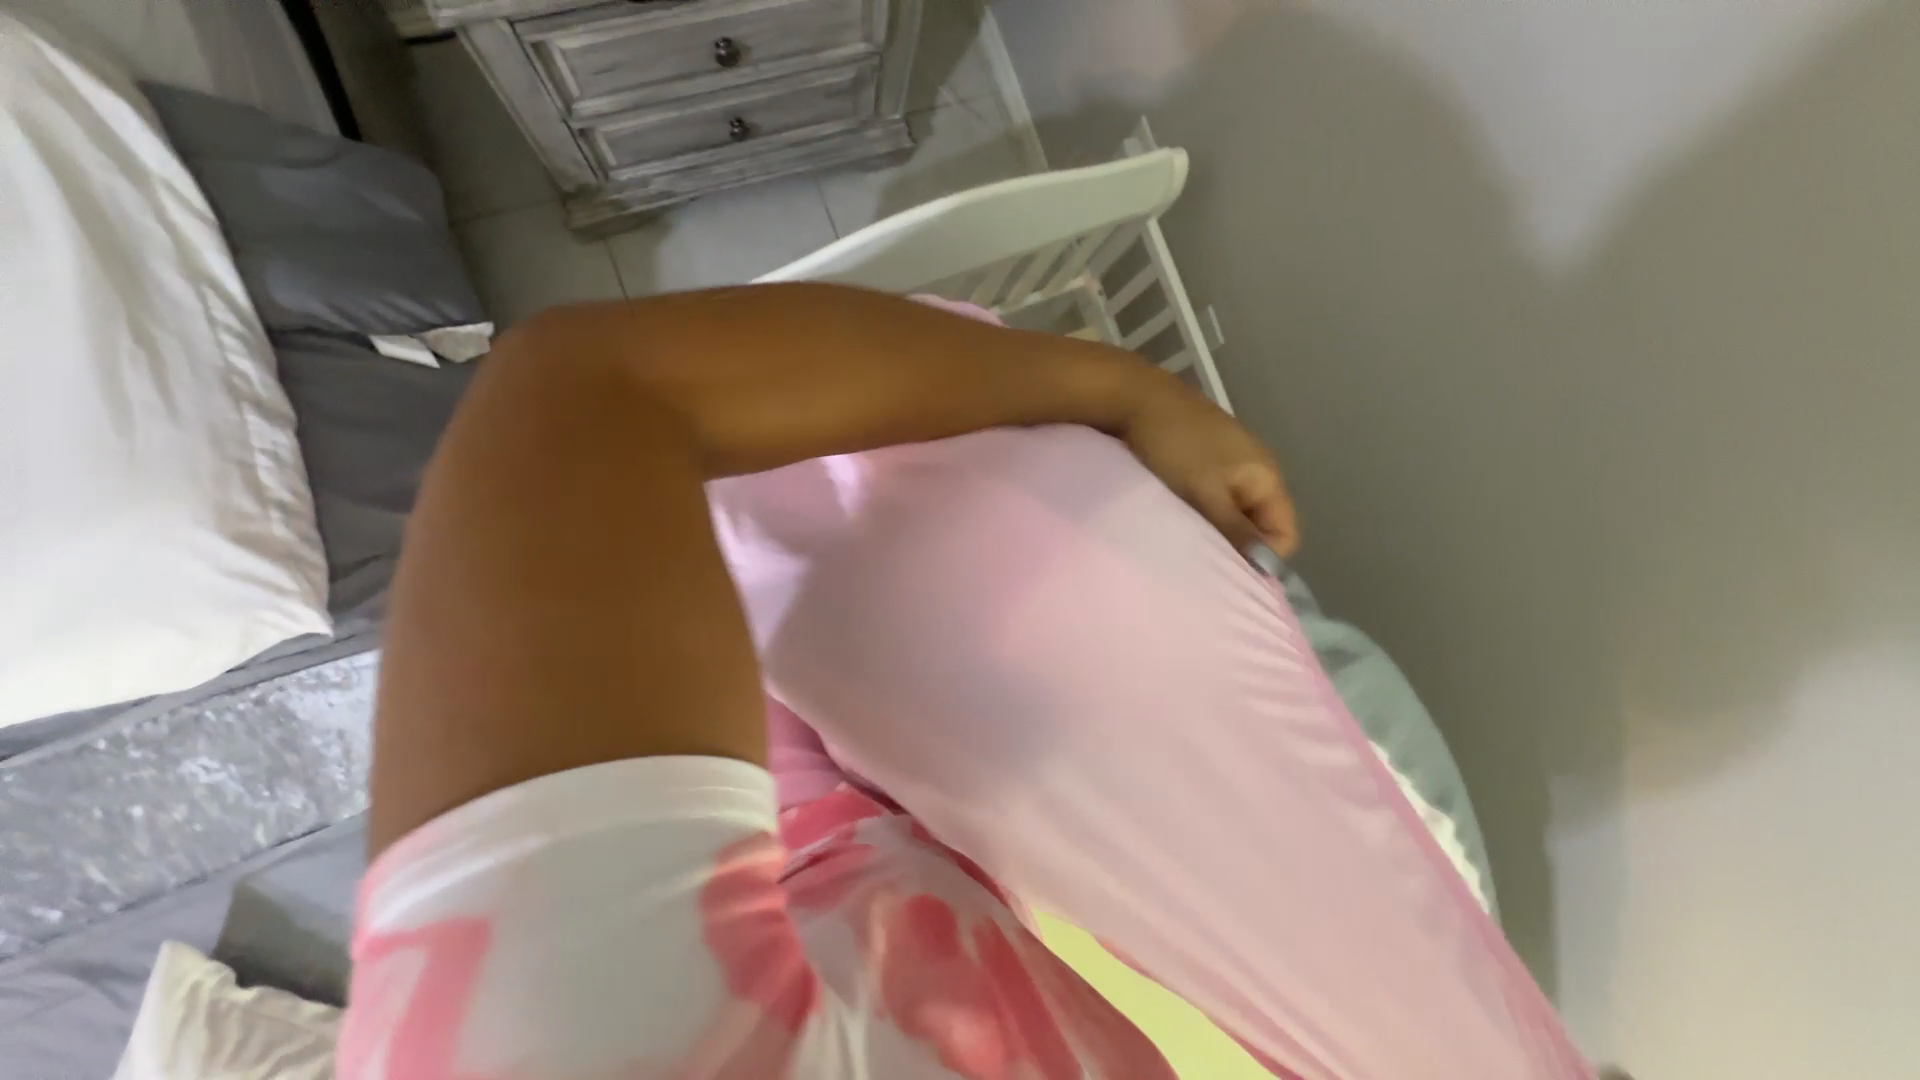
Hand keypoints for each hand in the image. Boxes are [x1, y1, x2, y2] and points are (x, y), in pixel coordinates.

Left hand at [1118, 373, 1299, 558]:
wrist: (1136, 398)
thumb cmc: (1174, 445)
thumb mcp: (1205, 492)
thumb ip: (1235, 528)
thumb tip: (1264, 568)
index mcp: (1267, 477)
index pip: (1284, 534)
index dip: (1263, 559)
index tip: (1229, 575)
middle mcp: (1255, 471)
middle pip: (1259, 526)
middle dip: (1236, 547)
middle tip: (1205, 568)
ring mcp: (1229, 465)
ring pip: (1233, 514)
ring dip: (1215, 531)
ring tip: (1189, 548)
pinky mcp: (1204, 462)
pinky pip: (1213, 499)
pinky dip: (1200, 513)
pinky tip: (1178, 523)